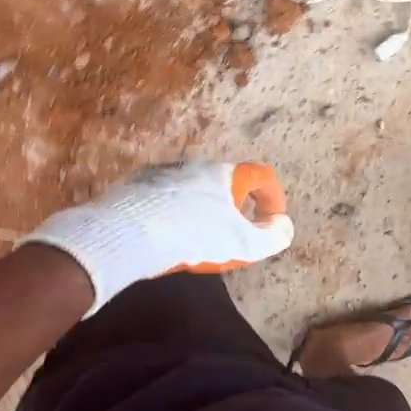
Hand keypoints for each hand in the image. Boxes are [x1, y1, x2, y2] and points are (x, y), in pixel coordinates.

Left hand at [20, 162, 294, 314]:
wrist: (127, 233)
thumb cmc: (193, 237)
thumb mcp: (242, 246)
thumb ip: (272, 237)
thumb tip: (284, 226)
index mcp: (227, 175)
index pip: (263, 176)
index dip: (274, 198)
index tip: (272, 222)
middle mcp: (198, 165)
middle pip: (227, 181)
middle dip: (235, 206)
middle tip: (233, 233)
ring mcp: (165, 172)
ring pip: (194, 187)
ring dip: (202, 207)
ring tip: (196, 236)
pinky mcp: (137, 184)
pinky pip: (164, 195)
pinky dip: (172, 210)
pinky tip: (165, 233)